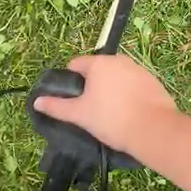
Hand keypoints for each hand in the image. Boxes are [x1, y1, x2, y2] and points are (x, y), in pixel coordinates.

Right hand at [32, 54, 180, 151]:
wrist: (153, 129)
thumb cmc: (111, 119)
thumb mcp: (80, 115)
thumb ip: (57, 107)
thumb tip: (37, 101)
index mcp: (99, 63)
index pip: (76, 64)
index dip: (70, 81)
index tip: (72, 100)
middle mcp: (119, 60)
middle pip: (97, 70)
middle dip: (91, 86)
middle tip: (89, 109)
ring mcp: (138, 69)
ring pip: (116, 77)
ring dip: (110, 89)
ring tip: (109, 114)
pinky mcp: (152, 81)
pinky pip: (132, 84)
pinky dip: (127, 94)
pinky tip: (127, 113)